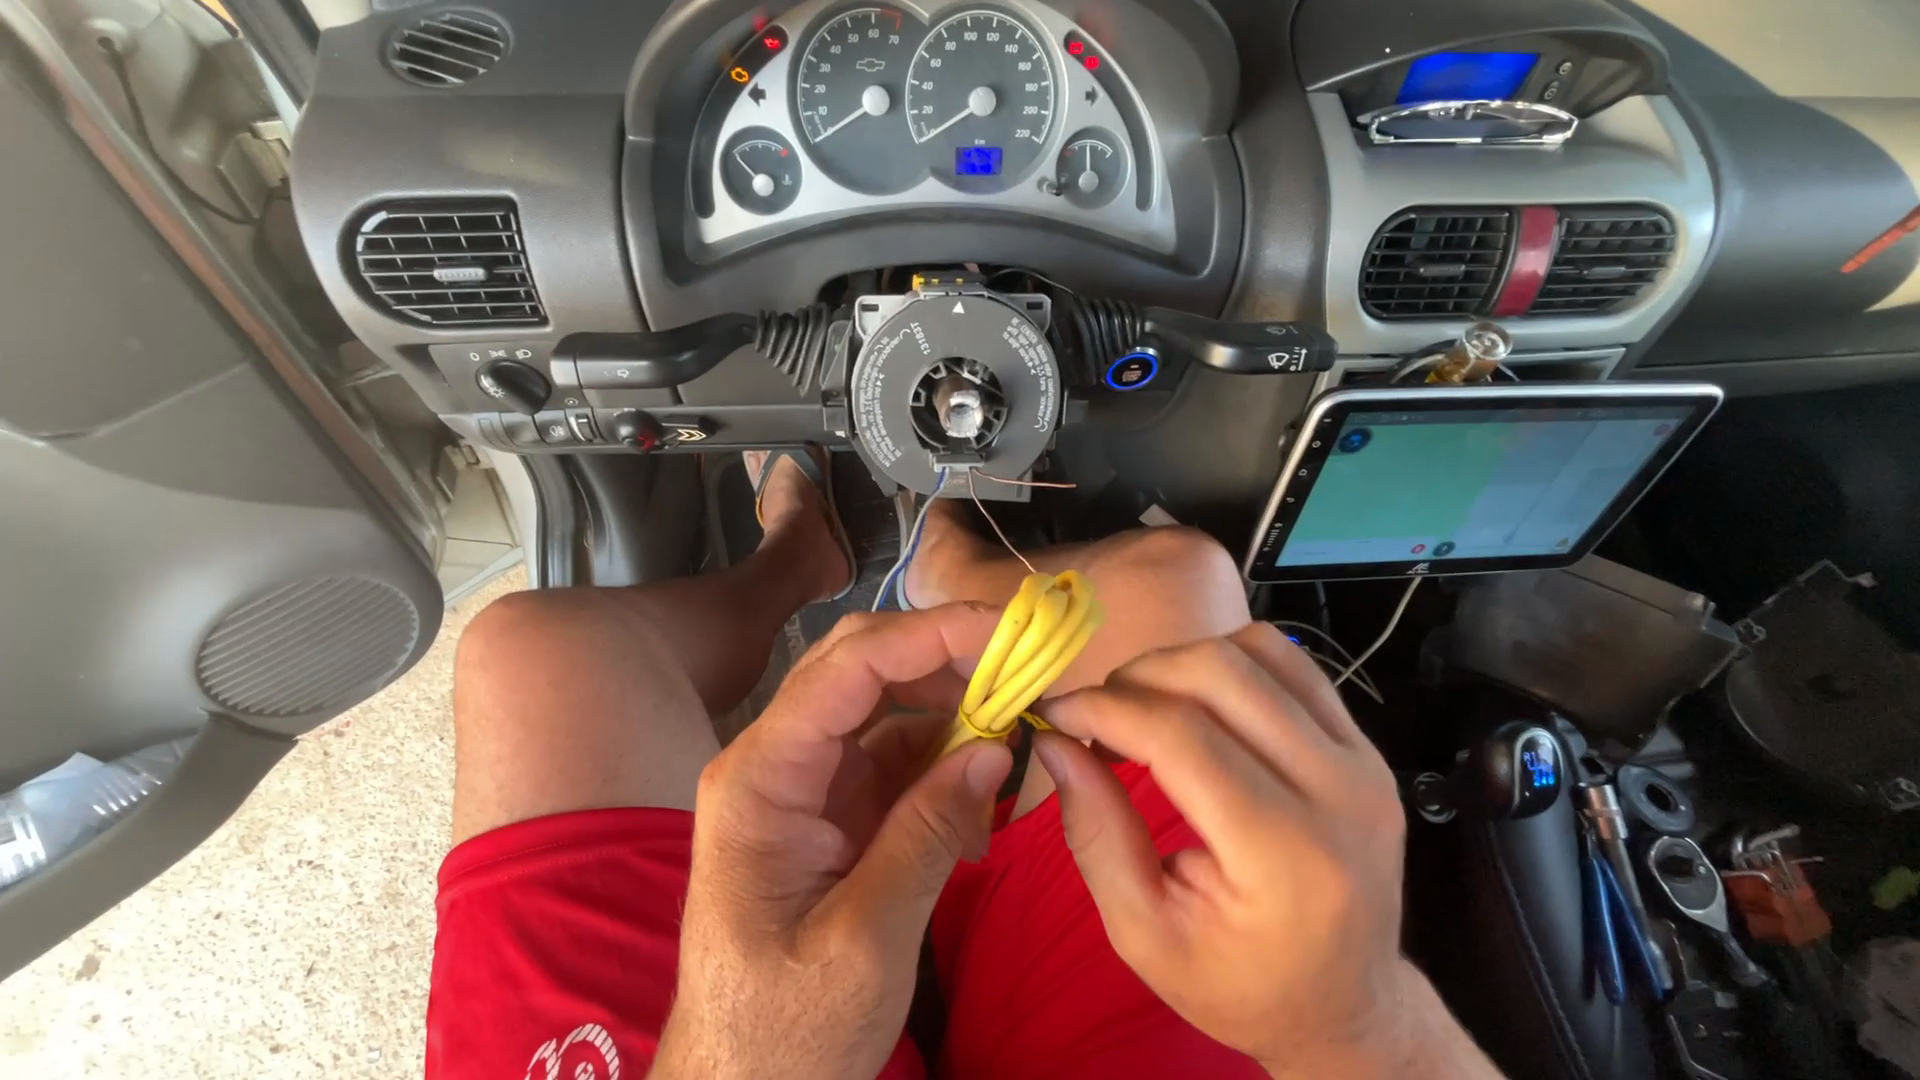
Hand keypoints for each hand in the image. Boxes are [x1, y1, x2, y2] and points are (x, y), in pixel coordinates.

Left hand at [652, 606, 1013, 1079]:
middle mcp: (775, 760)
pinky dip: (943, 759)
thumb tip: (994, 747)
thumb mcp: (867, 943)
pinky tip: (979, 794)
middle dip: (942, 655)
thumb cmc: (787, 1031)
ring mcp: (804, 781)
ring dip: (950, 705)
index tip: (1004, 630)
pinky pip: (893, 754)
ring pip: (882, 703)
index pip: (846, 669)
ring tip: (1013, 727)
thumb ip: (928, 835)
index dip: (928, 634)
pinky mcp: (831, 806)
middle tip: (1021, 667)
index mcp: (760, 779)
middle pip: (859, 666)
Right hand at [1035, 624, 1495, 1077]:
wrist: (1348, 1005)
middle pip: (1219, 675)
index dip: (1104, 710)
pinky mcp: (1365, 744)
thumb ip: (1095, 834)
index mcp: (1286, 856)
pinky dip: (1226, 661)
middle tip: (1096, 716)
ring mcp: (1362, 759)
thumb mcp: (1144, 934)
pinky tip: (1195, 700)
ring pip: (1255, 650)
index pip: (1182, 737)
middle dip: (1136, 678)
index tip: (1054, 715)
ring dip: (1179, 662)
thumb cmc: (1238, 986)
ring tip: (1143, 707)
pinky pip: (1288, 660)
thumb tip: (1053, 743)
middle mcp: (1340, 791)